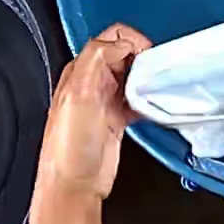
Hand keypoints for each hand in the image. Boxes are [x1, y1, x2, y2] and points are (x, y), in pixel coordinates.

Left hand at [39, 23, 151, 201]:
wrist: (74, 186)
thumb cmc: (69, 147)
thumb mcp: (79, 93)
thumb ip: (97, 59)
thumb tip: (123, 43)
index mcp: (79, 71)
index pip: (109, 38)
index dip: (131, 40)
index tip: (146, 55)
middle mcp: (92, 82)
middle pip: (124, 53)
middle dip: (142, 57)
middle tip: (153, 71)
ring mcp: (106, 100)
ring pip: (133, 75)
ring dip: (147, 77)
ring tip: (154, 87)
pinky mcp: (117, 118)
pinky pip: (138, 98)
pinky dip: (148, 98)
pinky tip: (152, 105)